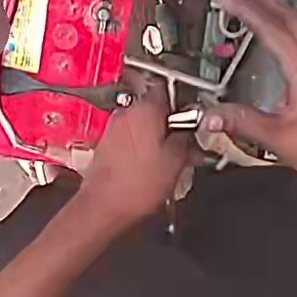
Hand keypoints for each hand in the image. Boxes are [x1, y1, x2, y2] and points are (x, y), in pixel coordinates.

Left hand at [80, 71, 191, 221]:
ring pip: (143, 126)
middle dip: (171, 126)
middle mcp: (126, 113)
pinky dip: (142, 148)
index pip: (167, 89)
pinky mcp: (106, 145)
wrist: (103, 207)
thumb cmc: (138, 184)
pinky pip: (130, 139)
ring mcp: (113, 128)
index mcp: (145, 109)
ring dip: (157, 138)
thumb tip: (192, 128)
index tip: (192, 117)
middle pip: (155, 110)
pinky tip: (151, 168)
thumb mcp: (176, 160)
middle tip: (186, 146)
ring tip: (171, 161)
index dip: (183, 103)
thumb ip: (186, 138)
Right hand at [201, 0, 296, 180]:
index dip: (248, 13)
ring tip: (252, 2)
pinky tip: (274, 31)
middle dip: (261, 1)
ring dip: (274, 9)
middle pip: (288, 17)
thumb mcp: (275, 136)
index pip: (273, 30)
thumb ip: (241, 122)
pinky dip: (283, 24)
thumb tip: (211, 113)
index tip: (229, 2)